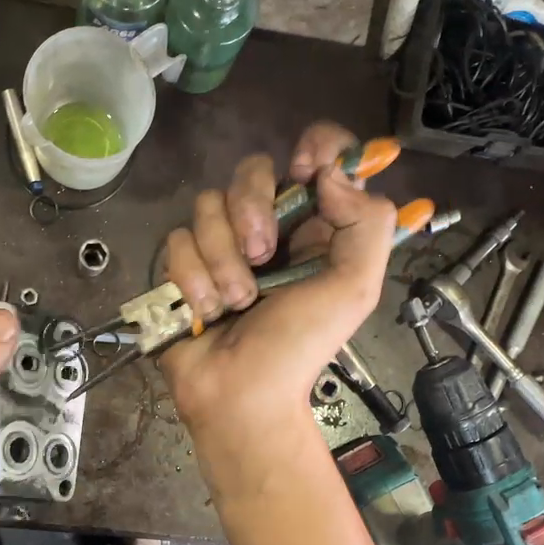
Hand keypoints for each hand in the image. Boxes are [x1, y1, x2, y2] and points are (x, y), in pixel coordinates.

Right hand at [157, 122, 398, 433]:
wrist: (241, 396)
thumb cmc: (299, 348)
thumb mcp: (355, 288)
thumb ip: (365, 223)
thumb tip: (331, 172)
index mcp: (315, 227)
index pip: (318, 155)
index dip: (314, 148)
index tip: (305, 168)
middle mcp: (268, 228)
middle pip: (251, 171)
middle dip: (252, 210)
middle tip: (261, 257)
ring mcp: (221, 246)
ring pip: (207, 206)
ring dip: (222, 260)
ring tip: (236, 303)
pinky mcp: (183, 267)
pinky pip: (178, 242)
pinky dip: (193, 280)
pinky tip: (207, 312)